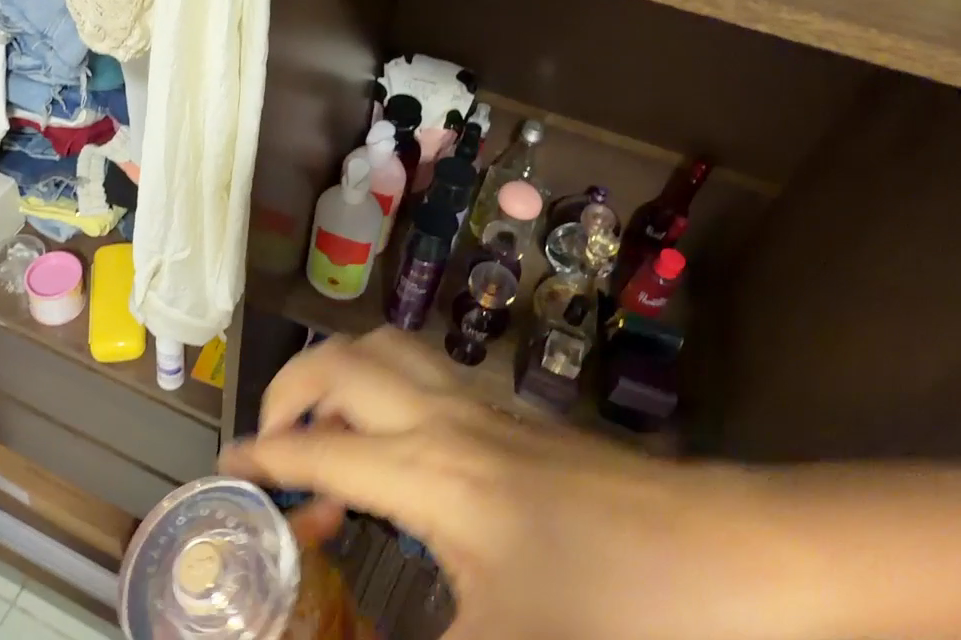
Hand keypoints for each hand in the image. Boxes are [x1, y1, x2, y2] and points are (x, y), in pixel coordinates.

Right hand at [219, 328, 827, 639]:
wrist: (737, 556)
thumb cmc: (619, 611)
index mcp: (428, 474)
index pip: (316, 449)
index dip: (260, 458)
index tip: (223, 471)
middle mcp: (447, 420)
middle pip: (344, 362)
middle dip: (291, 390)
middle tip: (275, 445)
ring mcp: (489, 408)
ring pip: (391, 350)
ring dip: (343, 376)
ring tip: (331, 434)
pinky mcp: (521, 416)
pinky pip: (431, 372)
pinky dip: (390, 386)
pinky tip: (406, 446)